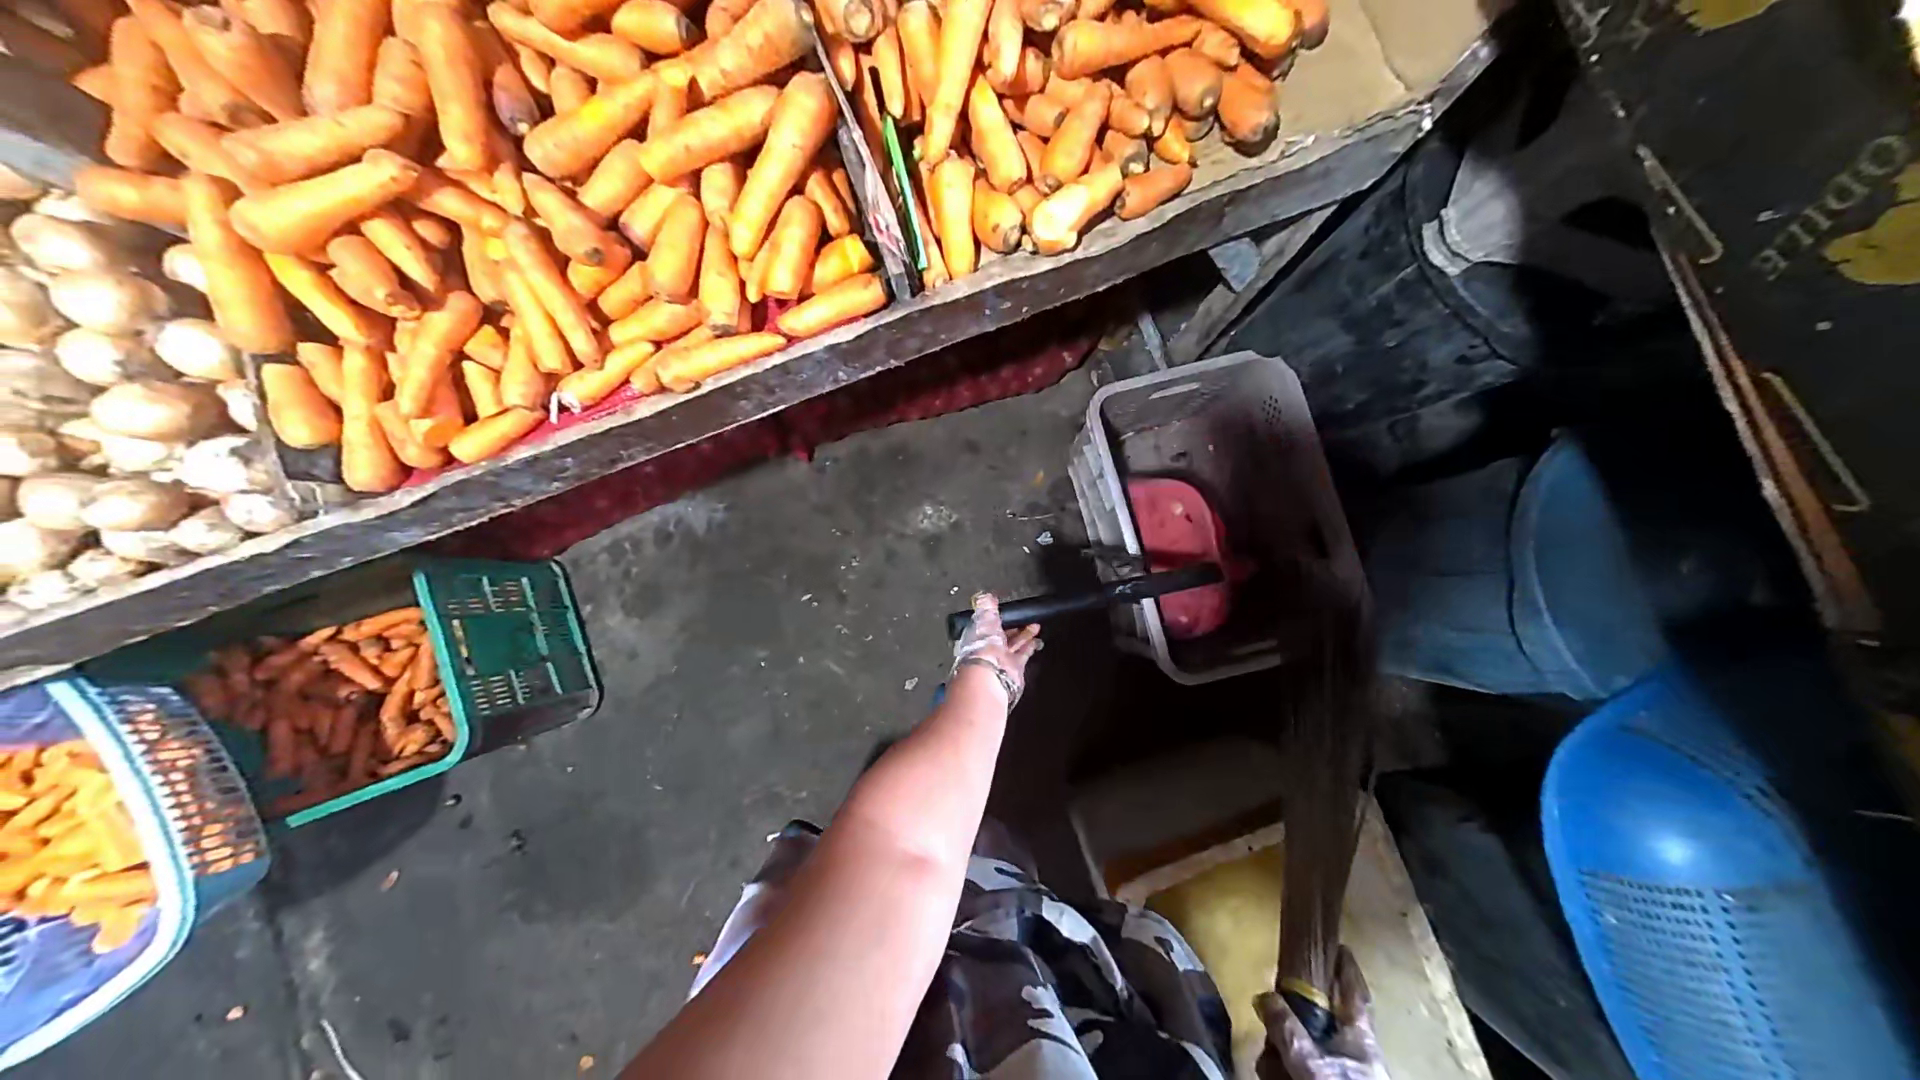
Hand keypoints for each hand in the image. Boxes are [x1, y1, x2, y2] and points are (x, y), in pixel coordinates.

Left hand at [950, 593, 1040, 708]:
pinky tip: (1036, 640)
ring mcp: (1002, 657)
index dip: (996, 617)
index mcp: (977, 635)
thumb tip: (986, 596)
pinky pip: (1024, 654)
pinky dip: (1031, 646)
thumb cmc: (982, 647)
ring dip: (1025, 634)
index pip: (987, 623)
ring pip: (1015, 643)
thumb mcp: (984, 619)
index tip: (1006, 610)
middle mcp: (988, 647)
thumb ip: (987, 607)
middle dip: (1013, 626)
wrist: (991, 672)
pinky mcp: (1014, 666)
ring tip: (1035, 625)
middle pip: (1003, 634)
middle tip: (1024, 618)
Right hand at [1256, 947, 1384, 1079]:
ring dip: (1279, 1053)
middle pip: (1315, 1020)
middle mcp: (1351, 1054)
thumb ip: (1288, 1031)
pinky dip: (1280, 1071)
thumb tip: (1264, 996)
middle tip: (1268, 1018)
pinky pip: (1295, 1069)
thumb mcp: (1312, 1067)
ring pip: (1300, 1046)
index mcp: (1360, 1040)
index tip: (1337, 945)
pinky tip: (1272, 1076)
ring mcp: (1337, 1074)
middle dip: (1287, 1018)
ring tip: (1270, 1067)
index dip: (1347, 970)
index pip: (1355, 995)